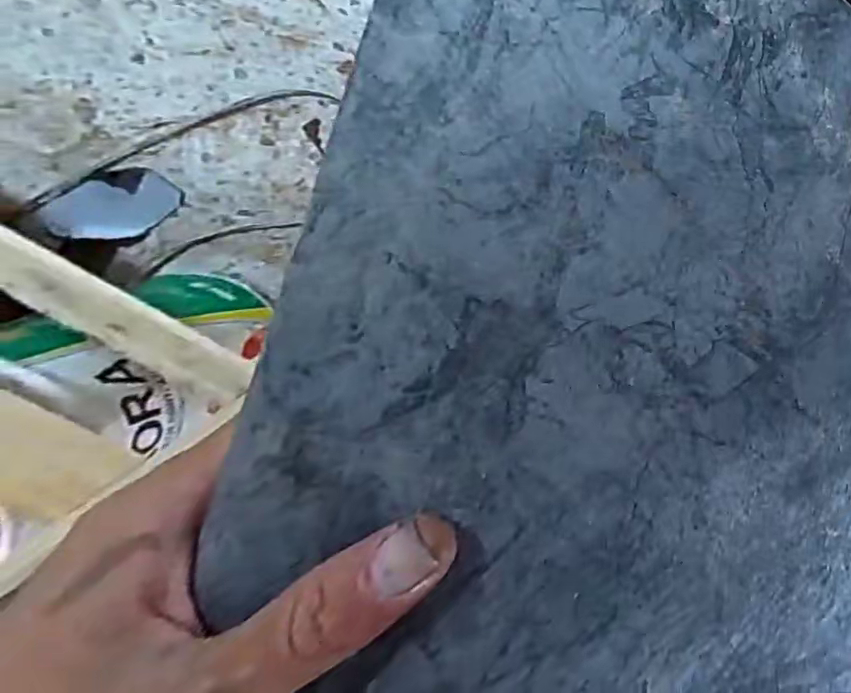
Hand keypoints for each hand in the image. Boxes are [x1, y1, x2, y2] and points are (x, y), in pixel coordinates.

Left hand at [0, 424, 454, 692]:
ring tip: (467, 504)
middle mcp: (180, 533)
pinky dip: (353, 577)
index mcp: (157, 515)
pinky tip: (414, 571)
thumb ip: (304, 620)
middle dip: (393, 473)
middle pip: (309, 478)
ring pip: (309, 533)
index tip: (456, 400)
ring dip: (379, 530)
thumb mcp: (185, 686)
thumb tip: (440, 536)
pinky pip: (298, 580)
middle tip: (479, 458)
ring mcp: (192, 584)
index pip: (286, 425)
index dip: (373, 409)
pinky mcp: (204, 627)